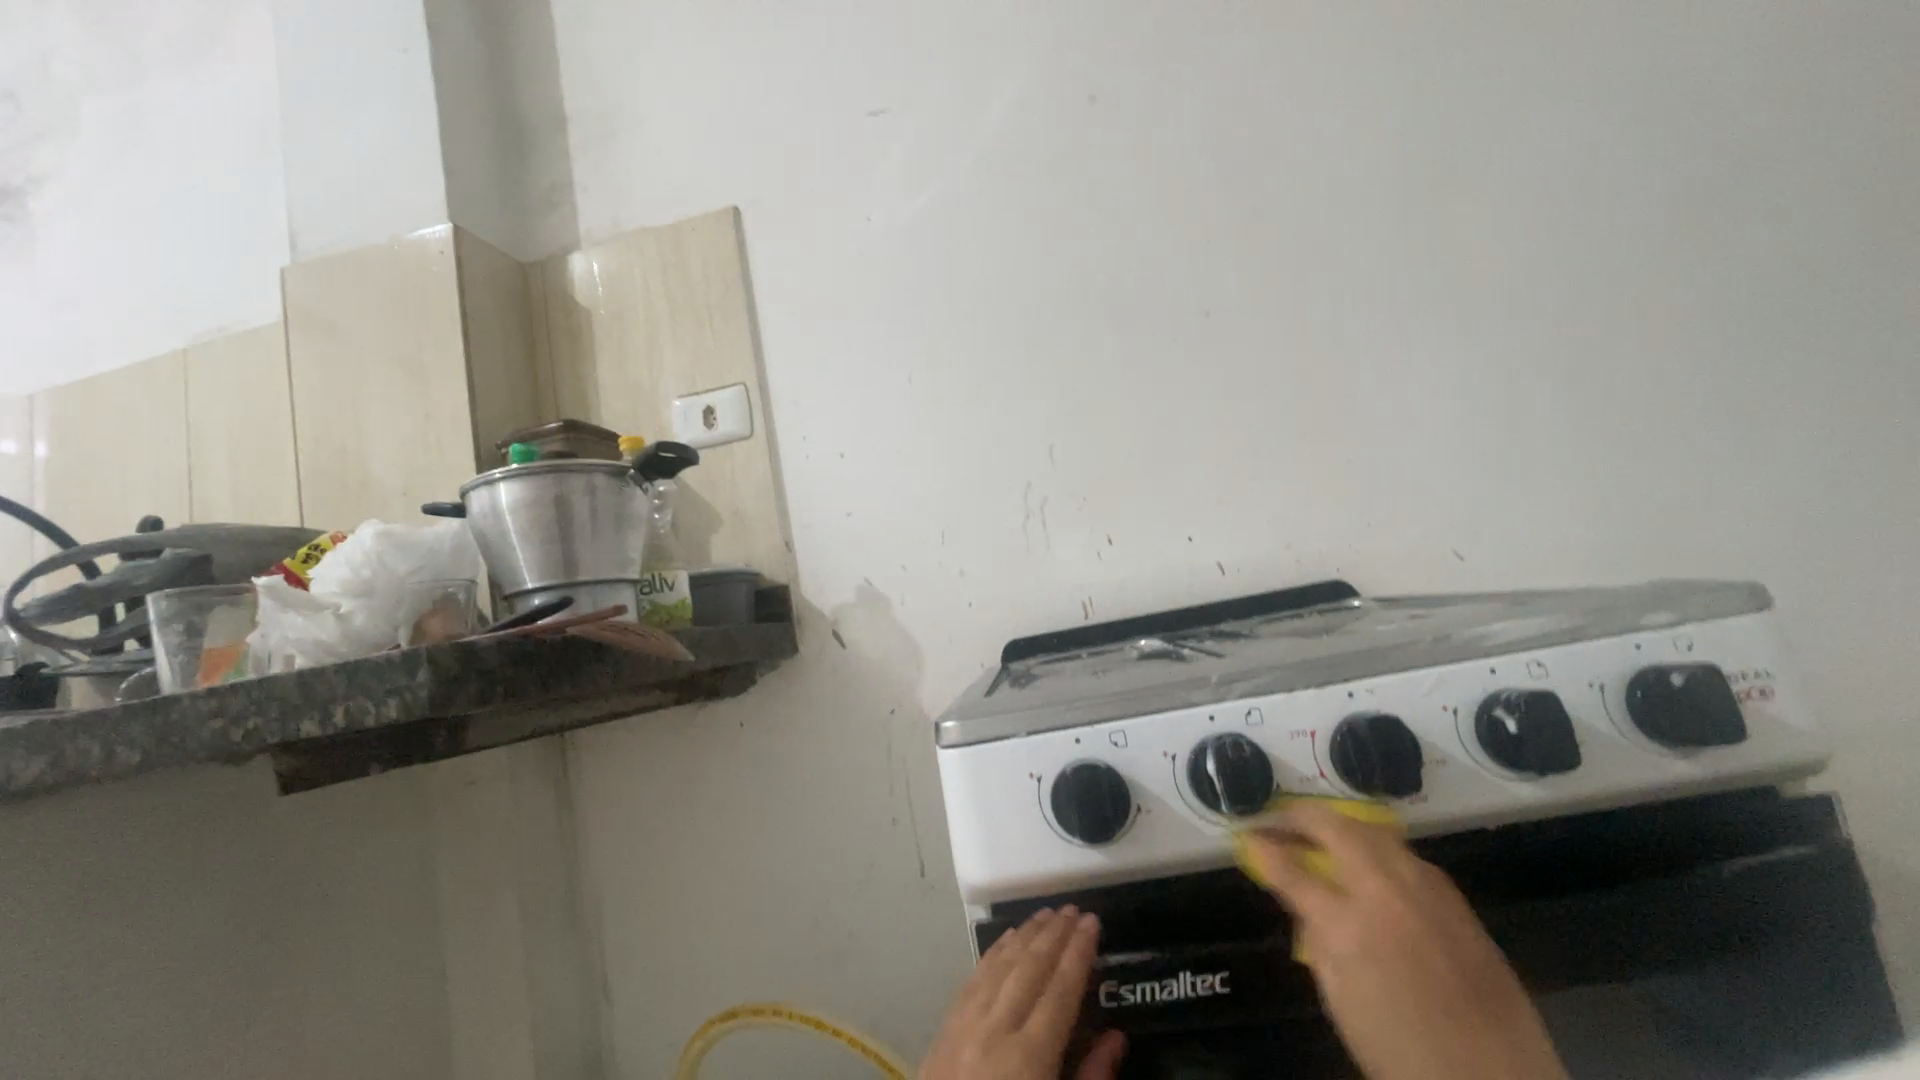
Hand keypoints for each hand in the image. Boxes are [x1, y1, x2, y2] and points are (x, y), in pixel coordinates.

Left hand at [921, 906, 1127, 1079]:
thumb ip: (1090, 1078)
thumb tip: (1116, 1037)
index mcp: (1030, 1057)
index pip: (1060, 989)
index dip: (1079, 953)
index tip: (1092, 922)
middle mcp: (995, 1030)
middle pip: (1030, 968)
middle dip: (1054, 935)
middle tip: (1073, 908)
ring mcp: (965, 1026)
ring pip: (1000, 965)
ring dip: (1025, 936)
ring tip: (1046, 914)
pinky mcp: (944, 1030)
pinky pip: (973, 978)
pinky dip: (993, 953)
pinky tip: (1007, 940)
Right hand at [1245, 806, 1567, 1079]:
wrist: (1492, 1079)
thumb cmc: (1399, 1050)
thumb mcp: (1339, 998)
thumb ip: (1319, 940)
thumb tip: (1306, 904)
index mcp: (1348, 925)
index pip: (1291, 869)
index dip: (1264, 848)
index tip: (1247, 836)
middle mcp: (1387, 892)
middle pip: (1336, 828)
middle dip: (1301, 817)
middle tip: (1278, 820)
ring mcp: (1427, 891)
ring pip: (1376, 832)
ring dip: (1340, 826)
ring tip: (1319, 833)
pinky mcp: (1458, 901)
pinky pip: (1407, 857)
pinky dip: (1378, 849)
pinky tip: (1371, 865)